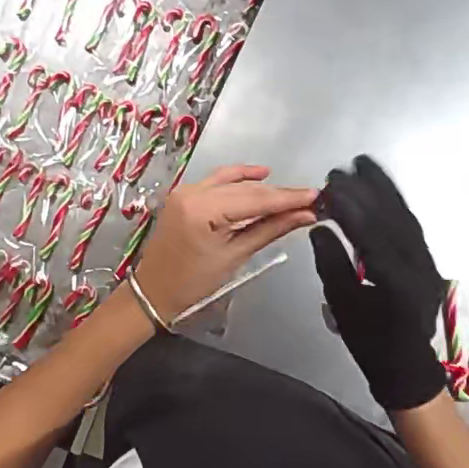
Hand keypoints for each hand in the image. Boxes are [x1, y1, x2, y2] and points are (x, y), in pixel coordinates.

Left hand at [133, 164, 315, 322]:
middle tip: (309, 200)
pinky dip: (238, 179)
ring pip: (233, 183)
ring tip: (291, 195)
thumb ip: (270, 230)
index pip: (255, 199)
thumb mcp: (235, 257)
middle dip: (278, 195)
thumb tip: (304, 215)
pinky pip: (217, 181)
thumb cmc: (192, 284)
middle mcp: (192, 193)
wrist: (153, 292)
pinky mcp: (183, 195)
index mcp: (203, 211)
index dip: (288, 198)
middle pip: (246, 190)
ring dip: (262, 188)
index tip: (315, 196)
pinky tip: (260, 175)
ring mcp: (185, 191)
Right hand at [309, 155, 447, 411]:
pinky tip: (383, 194)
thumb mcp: (343, 306)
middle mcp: (418, 265)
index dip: (349, 208)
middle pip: (392, 217)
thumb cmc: (369, 341)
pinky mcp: (427, 261)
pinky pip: (411, 226)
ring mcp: (427, 262)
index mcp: (394, 279)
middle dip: (368, 189)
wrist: (405, 365)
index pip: (370, 233)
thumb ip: (332, 264)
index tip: (330, 188)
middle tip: (344, 169)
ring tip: (365, 168)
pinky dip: (395, 206)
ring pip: (406, 217)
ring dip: (385, 190)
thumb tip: (319, 230)